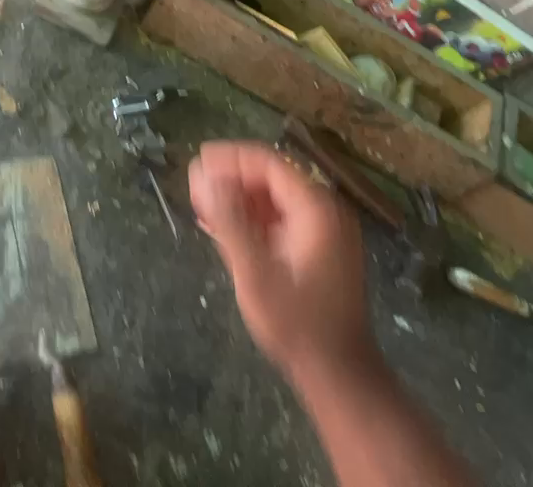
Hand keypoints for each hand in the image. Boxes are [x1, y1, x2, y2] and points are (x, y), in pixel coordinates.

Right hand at [188, 142, 372, 383]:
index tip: (198, 161)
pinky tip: (221, 227)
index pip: (269, 163)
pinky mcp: (318, 250)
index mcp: (316, 209)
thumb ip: (228, 220)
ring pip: (274, 200)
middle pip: (272, 178)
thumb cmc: (296, 323)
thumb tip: (202, 175)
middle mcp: (325, 211)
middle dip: (231, 178)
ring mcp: (324, 231)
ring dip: (238, 199)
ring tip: (200, 204)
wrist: (338, 373)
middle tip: (194, 185)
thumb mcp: (254, 272)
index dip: (231, 158)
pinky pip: (281, 220)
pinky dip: (251, 220)